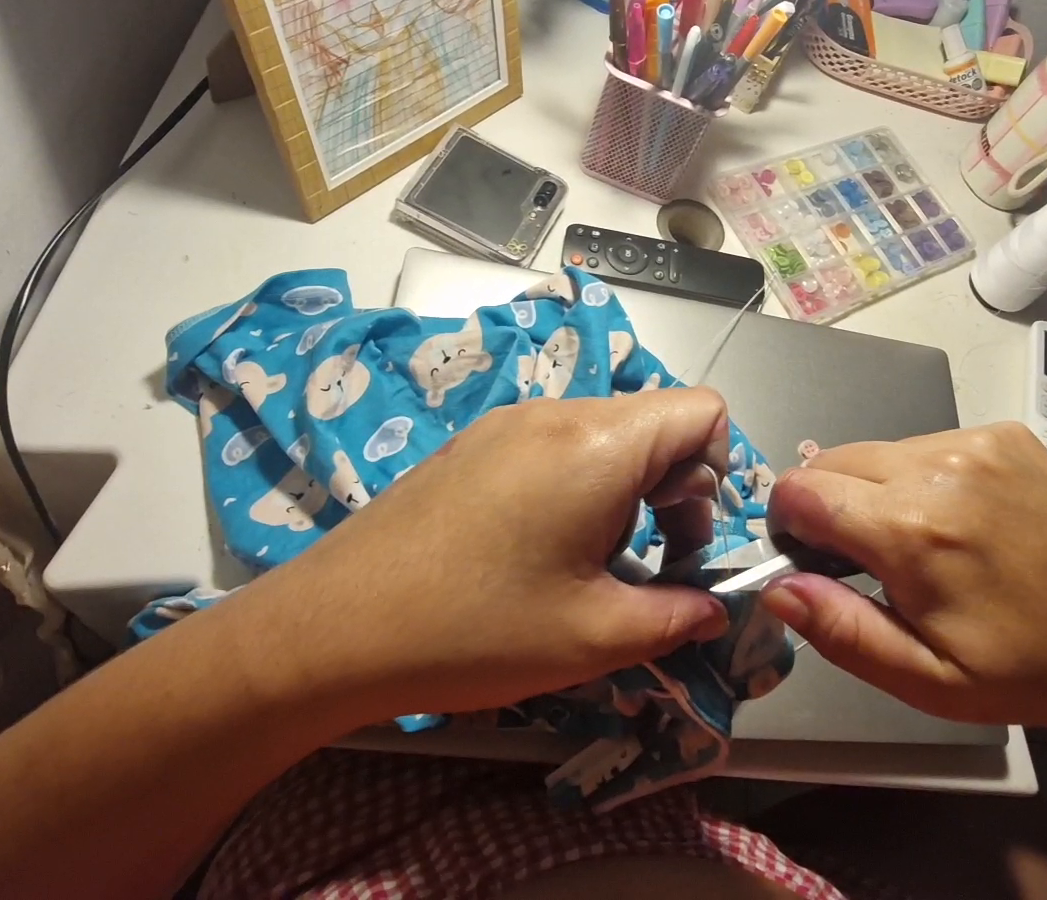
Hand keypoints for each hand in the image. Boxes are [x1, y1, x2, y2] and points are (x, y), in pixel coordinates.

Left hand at [218, 388, 733, 726]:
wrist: (330, 630)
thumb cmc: (474, 629)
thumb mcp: (594, 636)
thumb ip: (677, 617)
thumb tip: (714, 610)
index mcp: (597, 443)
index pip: (700, 410)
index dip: (717, 471)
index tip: (685, 540)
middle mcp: (555, 413)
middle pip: (655, 423)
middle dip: (674, 491)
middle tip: (648, 566)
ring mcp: (507, 423)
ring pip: (606, 435)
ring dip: (624, 492)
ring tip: (587, 563)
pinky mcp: (474, 444)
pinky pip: (556, 445)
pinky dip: (578, 486)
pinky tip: (536, 549)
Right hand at [759, 422, 1046, 730]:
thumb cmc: (1018, 670)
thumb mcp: (923, 677)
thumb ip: (839, 629)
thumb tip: (775, 587)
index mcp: (912, 530)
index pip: (800, 489)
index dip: (789, 524)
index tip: (811, 556)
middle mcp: (939, 467)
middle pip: (831, 460)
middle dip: (827, 504)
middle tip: (864, 557)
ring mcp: (976, 441)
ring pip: (877, 451)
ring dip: (874, 489)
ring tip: (919, 539)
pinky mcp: (1004, 433)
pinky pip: (924, 443)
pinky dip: (919, 475)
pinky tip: (957, 516)